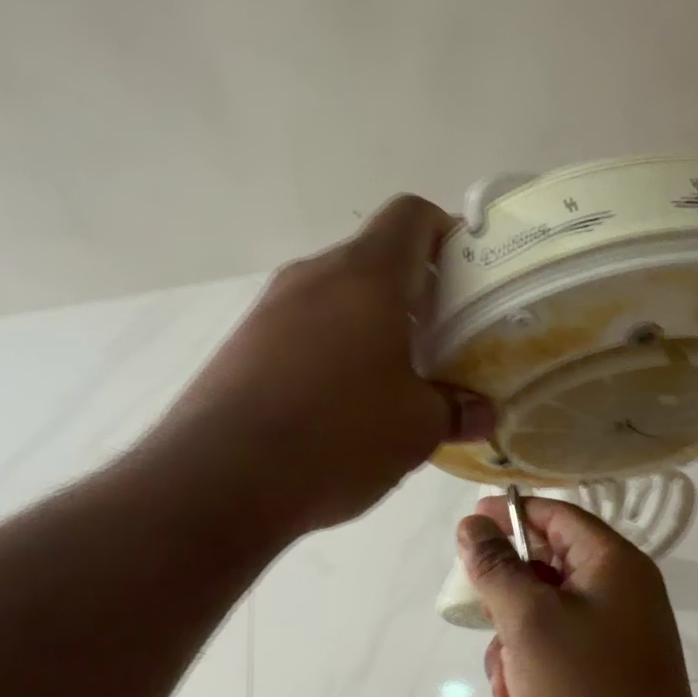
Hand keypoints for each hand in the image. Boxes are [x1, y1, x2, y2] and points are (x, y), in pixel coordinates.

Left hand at [171, 195, 493, 533]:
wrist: (219, 480)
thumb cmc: (337, 437)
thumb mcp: (415, 429)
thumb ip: (455, 410)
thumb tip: (478, 411)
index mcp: (365, 276)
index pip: (411, 216)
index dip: (445, 234)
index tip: (465, 279)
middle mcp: (312, 277)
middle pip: (372, 260)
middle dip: (410, 295)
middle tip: (438, 345)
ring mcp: (267, 311)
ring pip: (333, 299)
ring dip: (367, 328)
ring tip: (389, 385)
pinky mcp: (239, 348)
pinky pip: (298, 333)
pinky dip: (327, 354)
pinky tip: (336, 410)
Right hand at [456, 497, 697, 696]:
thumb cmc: (585, 694)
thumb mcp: (529, 621)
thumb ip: (496, 567)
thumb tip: (474, 525)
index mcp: (617, 568)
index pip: (559, 516)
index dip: (512, 515)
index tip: (468, 527)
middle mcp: (622, 599)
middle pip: (544, 574)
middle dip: (508, 606)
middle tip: (489, 623)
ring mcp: (614, 646)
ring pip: (538, 625)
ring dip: (514, 655)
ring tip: (516, 688)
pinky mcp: (602, 687)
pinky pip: (550, 664)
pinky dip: (530, 684)